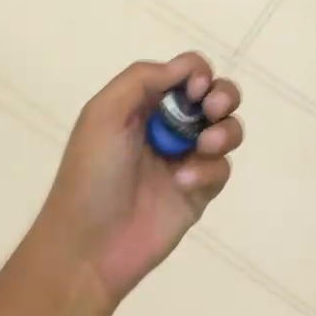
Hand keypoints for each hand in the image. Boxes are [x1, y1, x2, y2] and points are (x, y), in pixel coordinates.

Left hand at [34, 53, 243, 304]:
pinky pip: (222, 169)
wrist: (88, 248)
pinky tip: (184, 183)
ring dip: (225, 131)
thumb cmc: (90, 175)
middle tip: (213, 109)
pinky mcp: (200, 191)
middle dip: (224, 95)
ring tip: (206, 146)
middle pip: (217, 95)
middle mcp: (171, 126)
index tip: (194, 89)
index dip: (198, 73)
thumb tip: (186, 67)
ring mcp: (188, 159)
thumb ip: (142, 78)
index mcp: (145, 104)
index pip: (187, 72)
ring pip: (228, 129)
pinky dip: (209, 171)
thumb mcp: (102, 114)